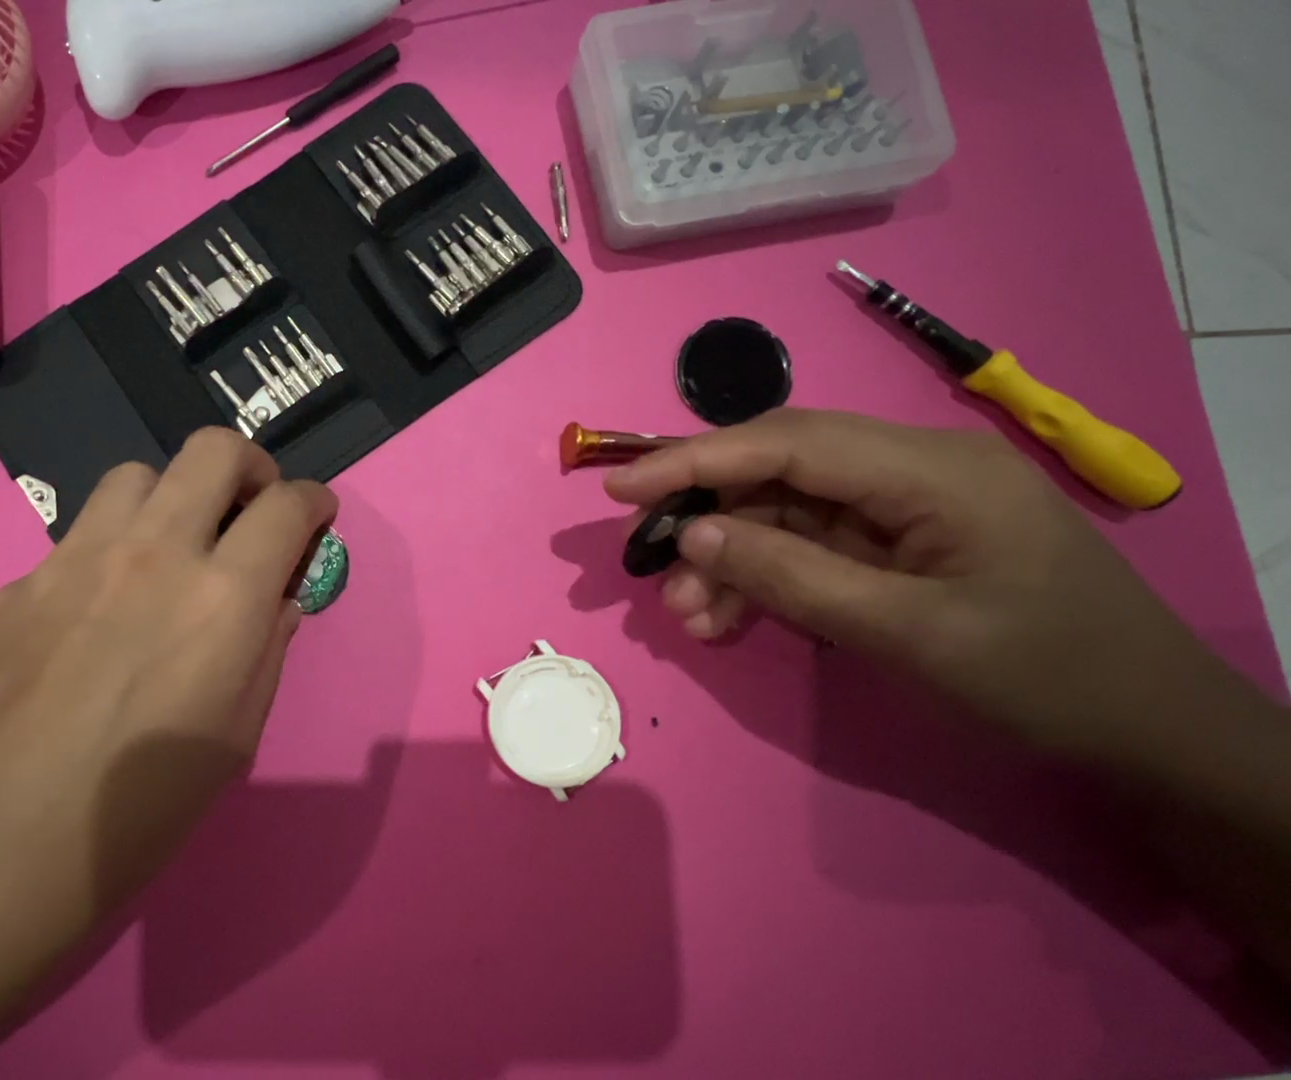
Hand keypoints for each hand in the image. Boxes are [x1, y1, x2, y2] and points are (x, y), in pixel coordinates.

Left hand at [0, 429, 332, 1065]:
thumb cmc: (133, 821)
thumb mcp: (233, 742)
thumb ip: (264, 651)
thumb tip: (275, 599)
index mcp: (221, 600)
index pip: (286, 506)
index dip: (314, 502)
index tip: (316, 517)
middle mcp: (152, 555)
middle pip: (212, 450)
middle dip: (250, 468)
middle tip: (252, 513)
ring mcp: (73, 560)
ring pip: (136, 475)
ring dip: (173, 497)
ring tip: (173, 550)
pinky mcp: (17, 582)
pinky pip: (78, 535)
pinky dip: (112, 548)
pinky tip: (98, 612)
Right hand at [602, 409, 1259, 763]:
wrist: (1152, 737)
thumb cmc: (1045, 678)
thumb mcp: (907, 633)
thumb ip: (790, 575)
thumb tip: (692, 534)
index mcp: (929, 469)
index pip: (785, 441)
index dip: (694, 459)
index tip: (618, 490)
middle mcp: (911, 470)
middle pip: (776, 470)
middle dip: (705, 517)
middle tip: (650, 571)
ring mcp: (904, 509)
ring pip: (783, 514)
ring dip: (728, 560)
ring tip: (689, 619)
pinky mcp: (898, 546)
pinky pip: (808, 548)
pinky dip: (761, 581)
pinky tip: (725, 623)